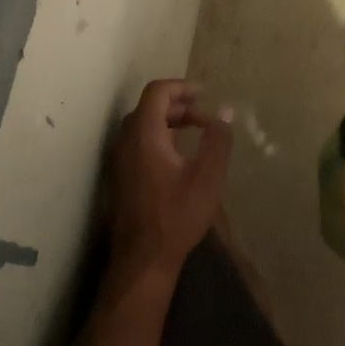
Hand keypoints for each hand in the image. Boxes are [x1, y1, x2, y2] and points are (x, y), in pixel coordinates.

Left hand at [106, 79, 232, 281]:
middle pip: (148, 107)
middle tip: (204, 115)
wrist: (143, 258)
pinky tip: (178, 156)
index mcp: (145, 134)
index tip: (205, 92)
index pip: (157, 92)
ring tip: (195, 132)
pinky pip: (138, 143)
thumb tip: (225, 110)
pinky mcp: (120, 177)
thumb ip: (217, 140)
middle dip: (178, 104)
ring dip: (168, 121)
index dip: (181, 87)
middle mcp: (126, 141)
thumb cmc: (177, 215)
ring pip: (142, 126)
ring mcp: (120, 160)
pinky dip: (159, 137)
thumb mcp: (208, 176)